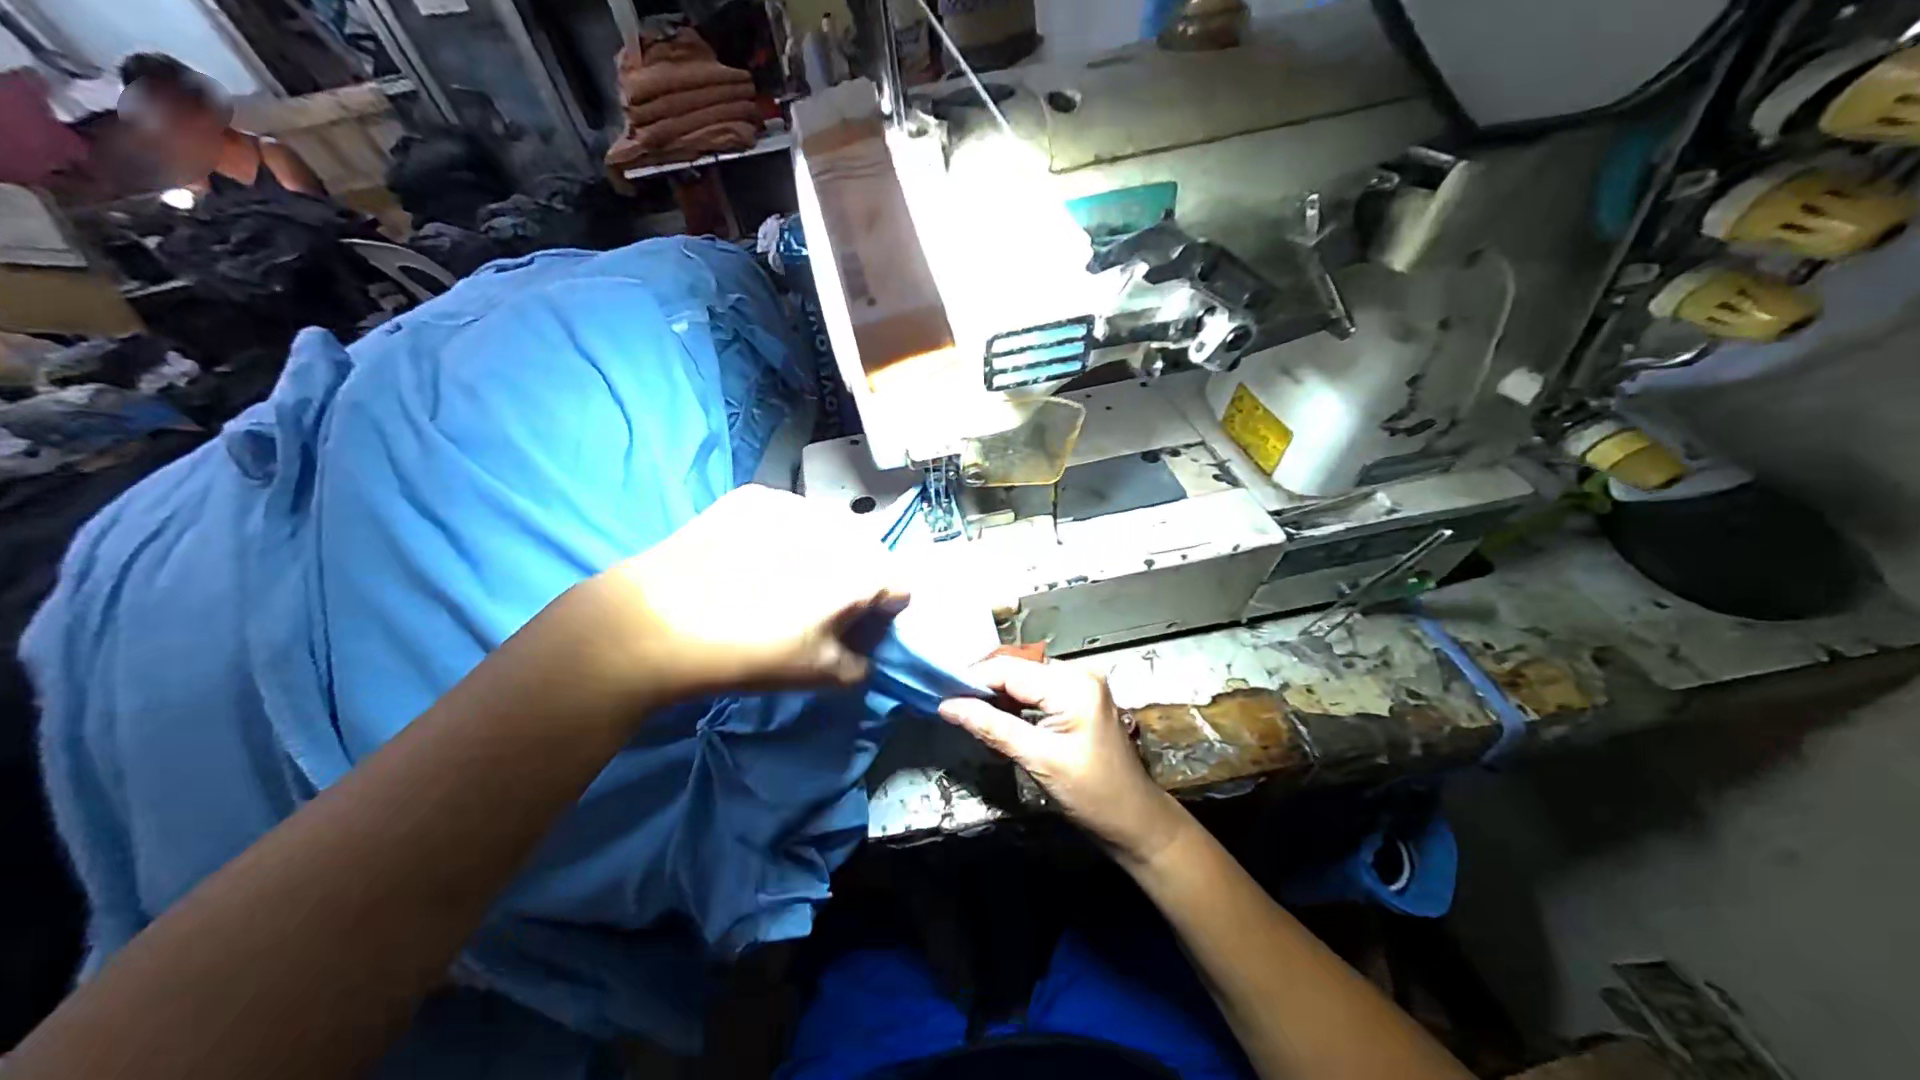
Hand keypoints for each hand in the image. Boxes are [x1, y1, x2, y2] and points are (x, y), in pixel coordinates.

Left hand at [557, 485, 909, 706]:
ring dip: (819, 550)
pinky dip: (781, 533)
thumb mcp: (821, 677)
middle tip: (815, 605)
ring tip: (778, 577)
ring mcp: (795, 504)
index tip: (854, 627)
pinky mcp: (755, 495)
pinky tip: (748, 558)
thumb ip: (863, 665)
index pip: (899, 588)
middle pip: (866, 553)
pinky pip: (787, 515)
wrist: (659, 621)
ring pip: (827, 529)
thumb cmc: (751, 653)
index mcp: (864, 570)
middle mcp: (839, 527)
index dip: (881, 612)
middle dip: (852, 576)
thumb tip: (863, 650)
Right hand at [938, 657, 1188, 863]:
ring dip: (996, 694)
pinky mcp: (1078, 697)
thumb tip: (947, 706)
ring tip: (965, 709)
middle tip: (949, 702)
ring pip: (1024, 679)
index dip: (972, 678)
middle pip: (1016, 670)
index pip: (1009, 669)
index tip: (939, 692)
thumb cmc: (1092, 794)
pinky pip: (1036, 690)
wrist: (1135, 820)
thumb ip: (992, 727)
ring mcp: (1081, 684)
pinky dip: (1014, 702)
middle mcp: (1078, 673)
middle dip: (982, 685)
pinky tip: (994, 715)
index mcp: (1072, 683)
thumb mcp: (1038, 760)